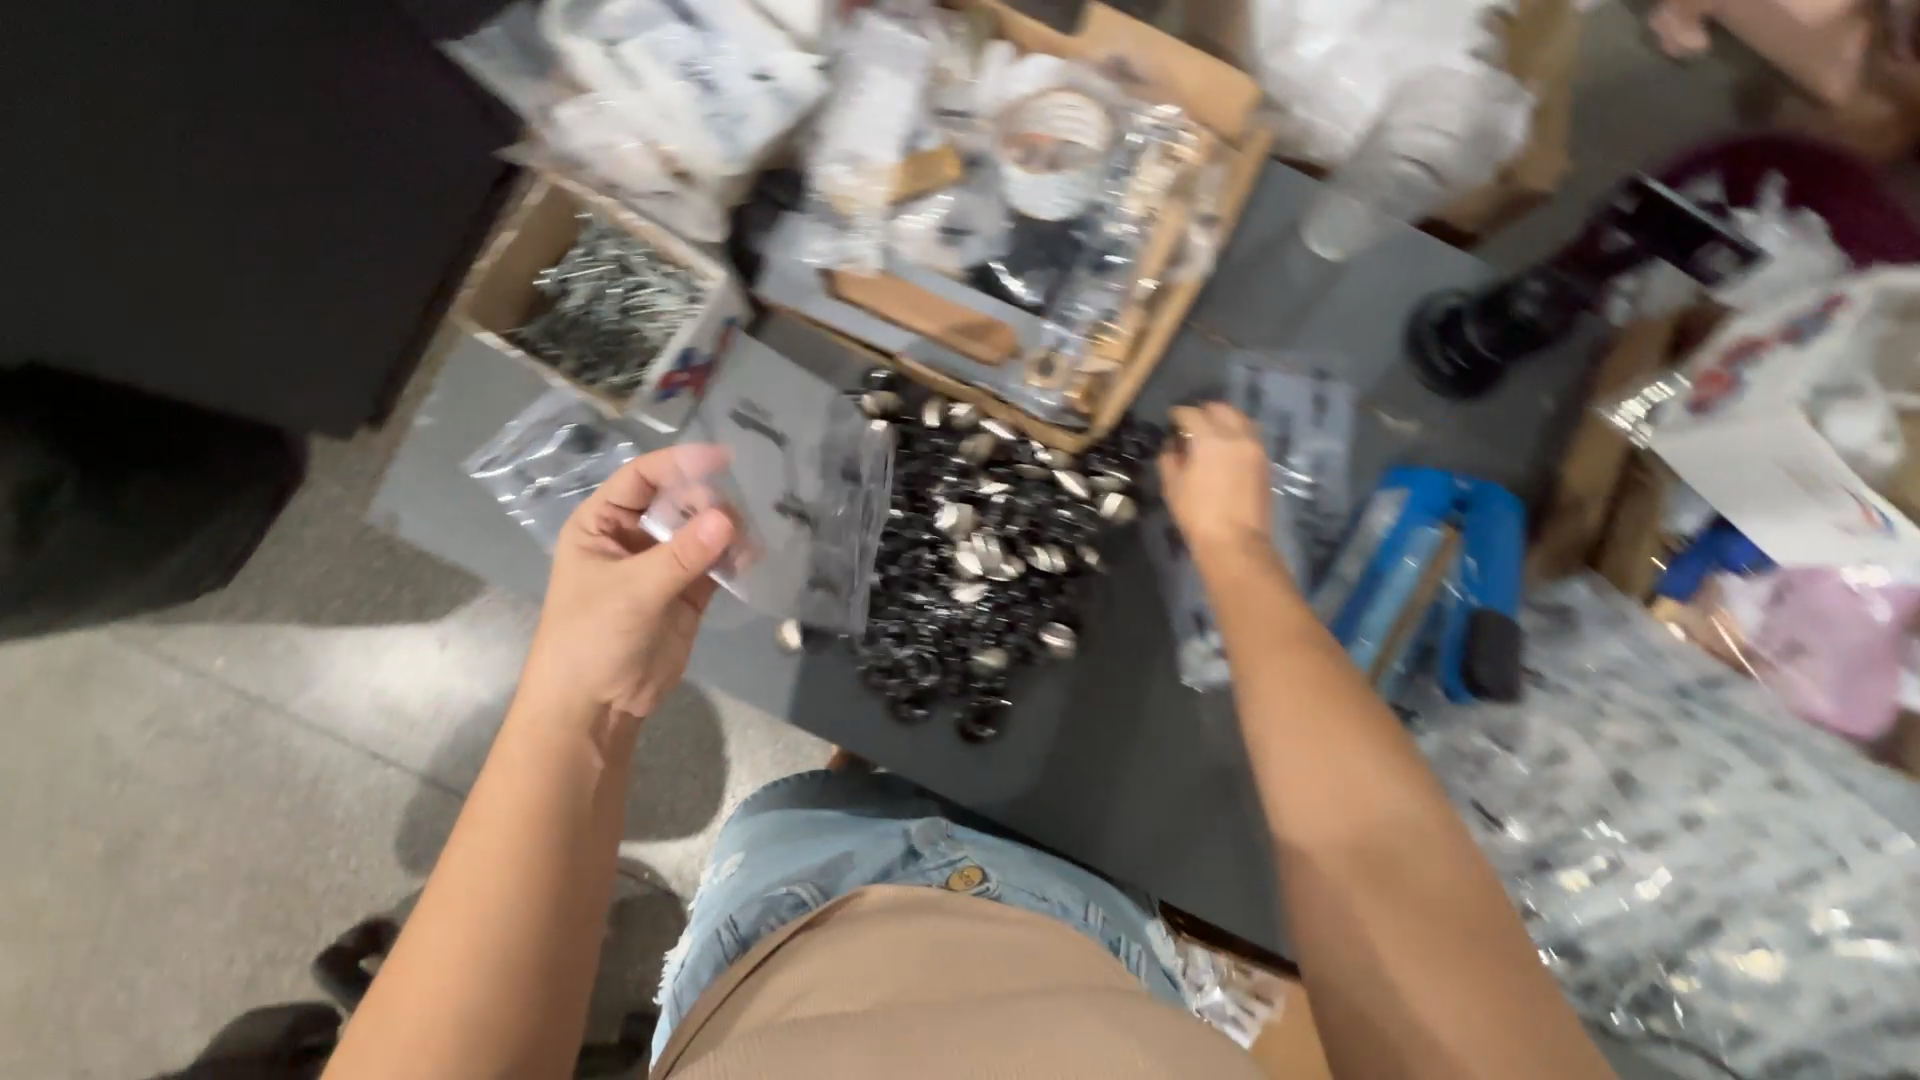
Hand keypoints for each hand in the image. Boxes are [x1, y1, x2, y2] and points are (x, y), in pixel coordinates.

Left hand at [520, 445, 736, 724]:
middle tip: (742, 512)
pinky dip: (734, 558)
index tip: (722, 459)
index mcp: (602, 524)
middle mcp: (633, 537)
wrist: (596, 705)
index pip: (642, 478)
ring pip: (701, 532)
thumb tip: (729, 519)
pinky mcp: (688, 593)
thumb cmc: (591, 638)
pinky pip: (715, 564)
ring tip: (753, 537)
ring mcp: (662, 565)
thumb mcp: (631, 591)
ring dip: (727, 530)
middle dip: (710, 501)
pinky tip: (752, 558)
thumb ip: (681, 555)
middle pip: (679, 501)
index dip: (679, 464)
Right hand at [1159, 403, 1272, 564]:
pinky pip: (1250, 436)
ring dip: (1224, 420)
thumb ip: (1170, 458)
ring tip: (1212, 433)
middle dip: (1204, 412)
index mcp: (1210, 439)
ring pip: (1241, 420)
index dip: (1178, 414)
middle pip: (1222, 409)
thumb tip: (1174, 445)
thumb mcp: (1172, 485)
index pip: (1192, 414)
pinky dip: (1237, 434)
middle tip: (1191, 425)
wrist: (1235, 541)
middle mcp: (1237, 436)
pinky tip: (1226, 449)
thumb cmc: (1197, 514)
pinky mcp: (1265, 462)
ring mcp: (1255, 448)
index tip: (1171, 420)